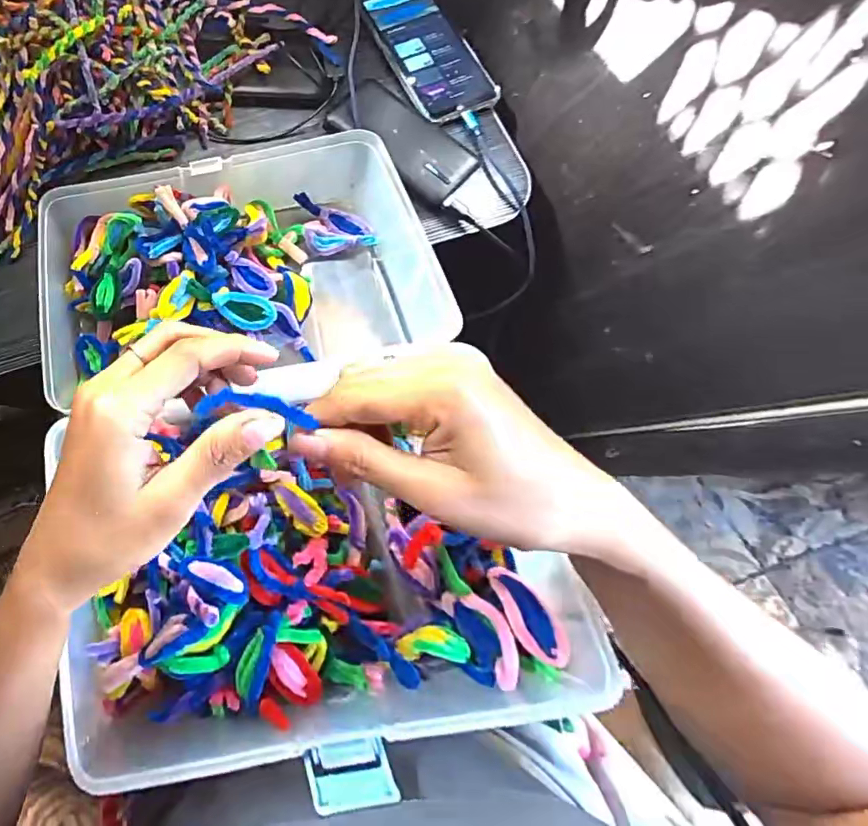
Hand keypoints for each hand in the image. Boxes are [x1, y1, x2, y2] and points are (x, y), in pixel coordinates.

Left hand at [13, 323, 287, 613]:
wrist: (53, 564)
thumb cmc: (108, 542)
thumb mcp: (169, 503)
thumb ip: (217, 454)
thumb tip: (268, 420)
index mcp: (118, 408)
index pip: (184, 356)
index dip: (232, 350)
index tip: (272, 360)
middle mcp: (103, 388)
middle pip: (166, 340)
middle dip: (215, 348)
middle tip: (253, 378)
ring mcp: (96, 395)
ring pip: (154, 352)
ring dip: (197, 361)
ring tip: (234, 393)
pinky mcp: (97, 407)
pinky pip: (142, 374)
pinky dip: (177, 378)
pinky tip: (200, 405)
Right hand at [286, 344, 644, 562]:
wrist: (581, 505)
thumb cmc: (513, 508)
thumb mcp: (432, 494)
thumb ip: (363, 460)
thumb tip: (302, 442)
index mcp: (442, 386)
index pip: (353, 393)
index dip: (314, 418)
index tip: (286, 446)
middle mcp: (443, 358)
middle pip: (359, 378)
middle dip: (332, 417)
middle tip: (320, 461)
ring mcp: (452, 358)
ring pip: (373, 376)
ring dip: (353, 413)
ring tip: (349, 457)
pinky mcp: (456, 368)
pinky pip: (396, 378)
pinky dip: (377, 407)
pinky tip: (380, 438)